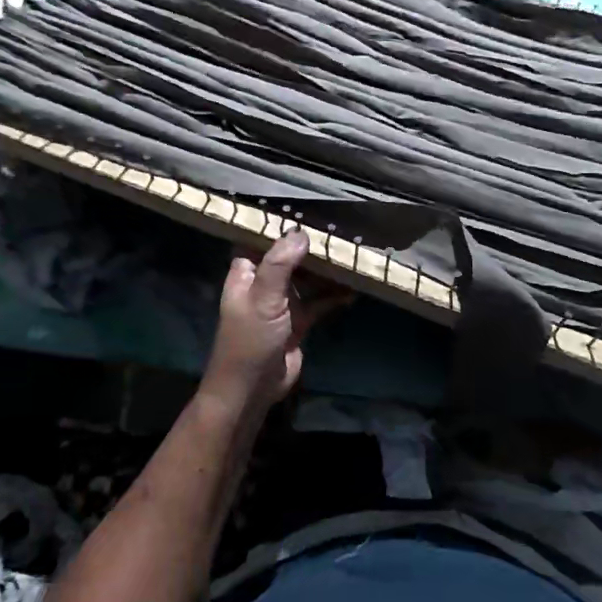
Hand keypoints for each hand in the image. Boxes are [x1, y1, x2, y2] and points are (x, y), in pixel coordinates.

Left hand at [202, 230, 349, 408]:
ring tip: (351, 256)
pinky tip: (354, 289)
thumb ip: (280, 265)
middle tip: (340, 232)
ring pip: (308, 279)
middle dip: (312, 247)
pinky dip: (335, 296)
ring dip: (327, 271)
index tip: (308, 212)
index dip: (281, 227)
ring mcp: (283, 303)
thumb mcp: (263, 298)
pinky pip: (320, 302)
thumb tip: (301, 233)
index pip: (261, 240)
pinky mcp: (299, 321)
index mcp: (247, 274)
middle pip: (290, 258)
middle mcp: (264, 284)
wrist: (253, 388)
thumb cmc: (250, 340)